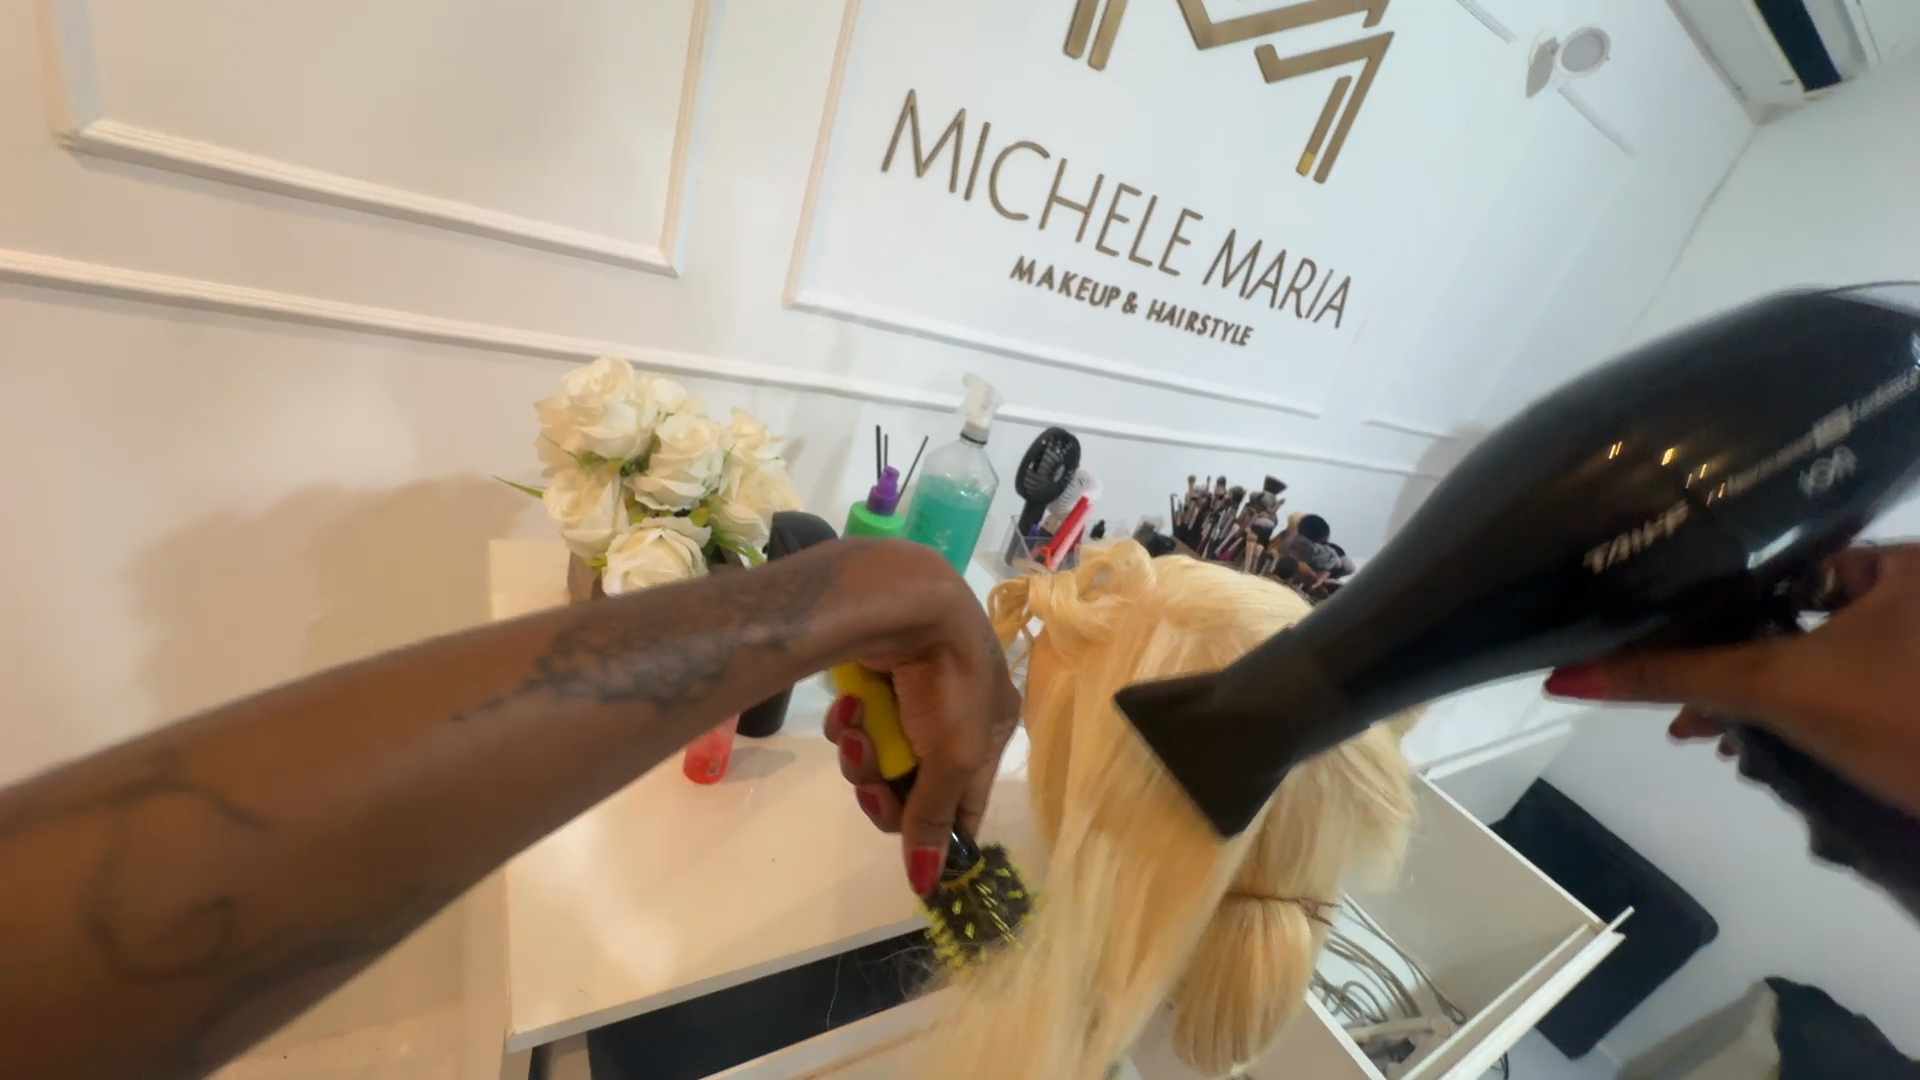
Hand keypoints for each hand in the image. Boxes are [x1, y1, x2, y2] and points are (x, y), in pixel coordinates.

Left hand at [823, 564, 1021, 895]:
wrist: (904, 600)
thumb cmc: (946, 680)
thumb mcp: (950, 754)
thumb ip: (933, 817)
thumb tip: (928, 886)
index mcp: (992, 729)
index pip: (966, 801)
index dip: (937, 830)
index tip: (911, 856)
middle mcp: (955, 713)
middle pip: (914, 784)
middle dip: (885, 788)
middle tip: (868, 787)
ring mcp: (912, 695)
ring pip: (881, 757)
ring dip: (862, 755)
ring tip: (852, 733)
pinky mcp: (877, 680)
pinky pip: (861, 725)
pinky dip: (851, 723)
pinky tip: (847, 708)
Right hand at [1544, 542, 1919, 816]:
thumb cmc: (1917, 721)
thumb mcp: (1779, 689)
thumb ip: (1666, 676)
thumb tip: (1560, 678)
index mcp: (1908, 565)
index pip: (1771, 567)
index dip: (1709, 603)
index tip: (1662, 642)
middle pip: (1788, 617)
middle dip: (1729, 663)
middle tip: (1685, 704)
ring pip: (1816, 657)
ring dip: (1759, 694)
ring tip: (1714, 734)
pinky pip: (1850, 685)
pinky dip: (1805, 710)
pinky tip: (1766, 743)